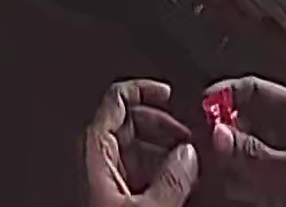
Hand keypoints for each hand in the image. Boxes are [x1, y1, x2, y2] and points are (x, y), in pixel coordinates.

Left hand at [84, 79, 198, 206]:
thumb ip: (171, 178)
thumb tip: (188, 154)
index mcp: (95, 147)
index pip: (117, 97)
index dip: (144, 89)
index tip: (169, 94)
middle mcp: (95, 158)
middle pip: (132, 122)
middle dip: (164, 126)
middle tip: (189, 137)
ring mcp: (102, 179)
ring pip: (136, 150)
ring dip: (165, 154)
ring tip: (190, 165)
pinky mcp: (109, 199)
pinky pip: (136, 174)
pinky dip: (157, 174)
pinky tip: (177, 186)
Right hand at [206, 77, 285, 206]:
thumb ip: (257, 154)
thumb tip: (219, 134)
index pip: (253, 90)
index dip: (225, 95)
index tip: (201, 108)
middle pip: (243, 121)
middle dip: (220, 130)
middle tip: (195, 140)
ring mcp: (283, 165)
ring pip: (241, 153)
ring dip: (221, 158)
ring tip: (199, 163)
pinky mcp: (279, 194)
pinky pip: (247, 181)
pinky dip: (230, 181)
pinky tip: (216, 183)